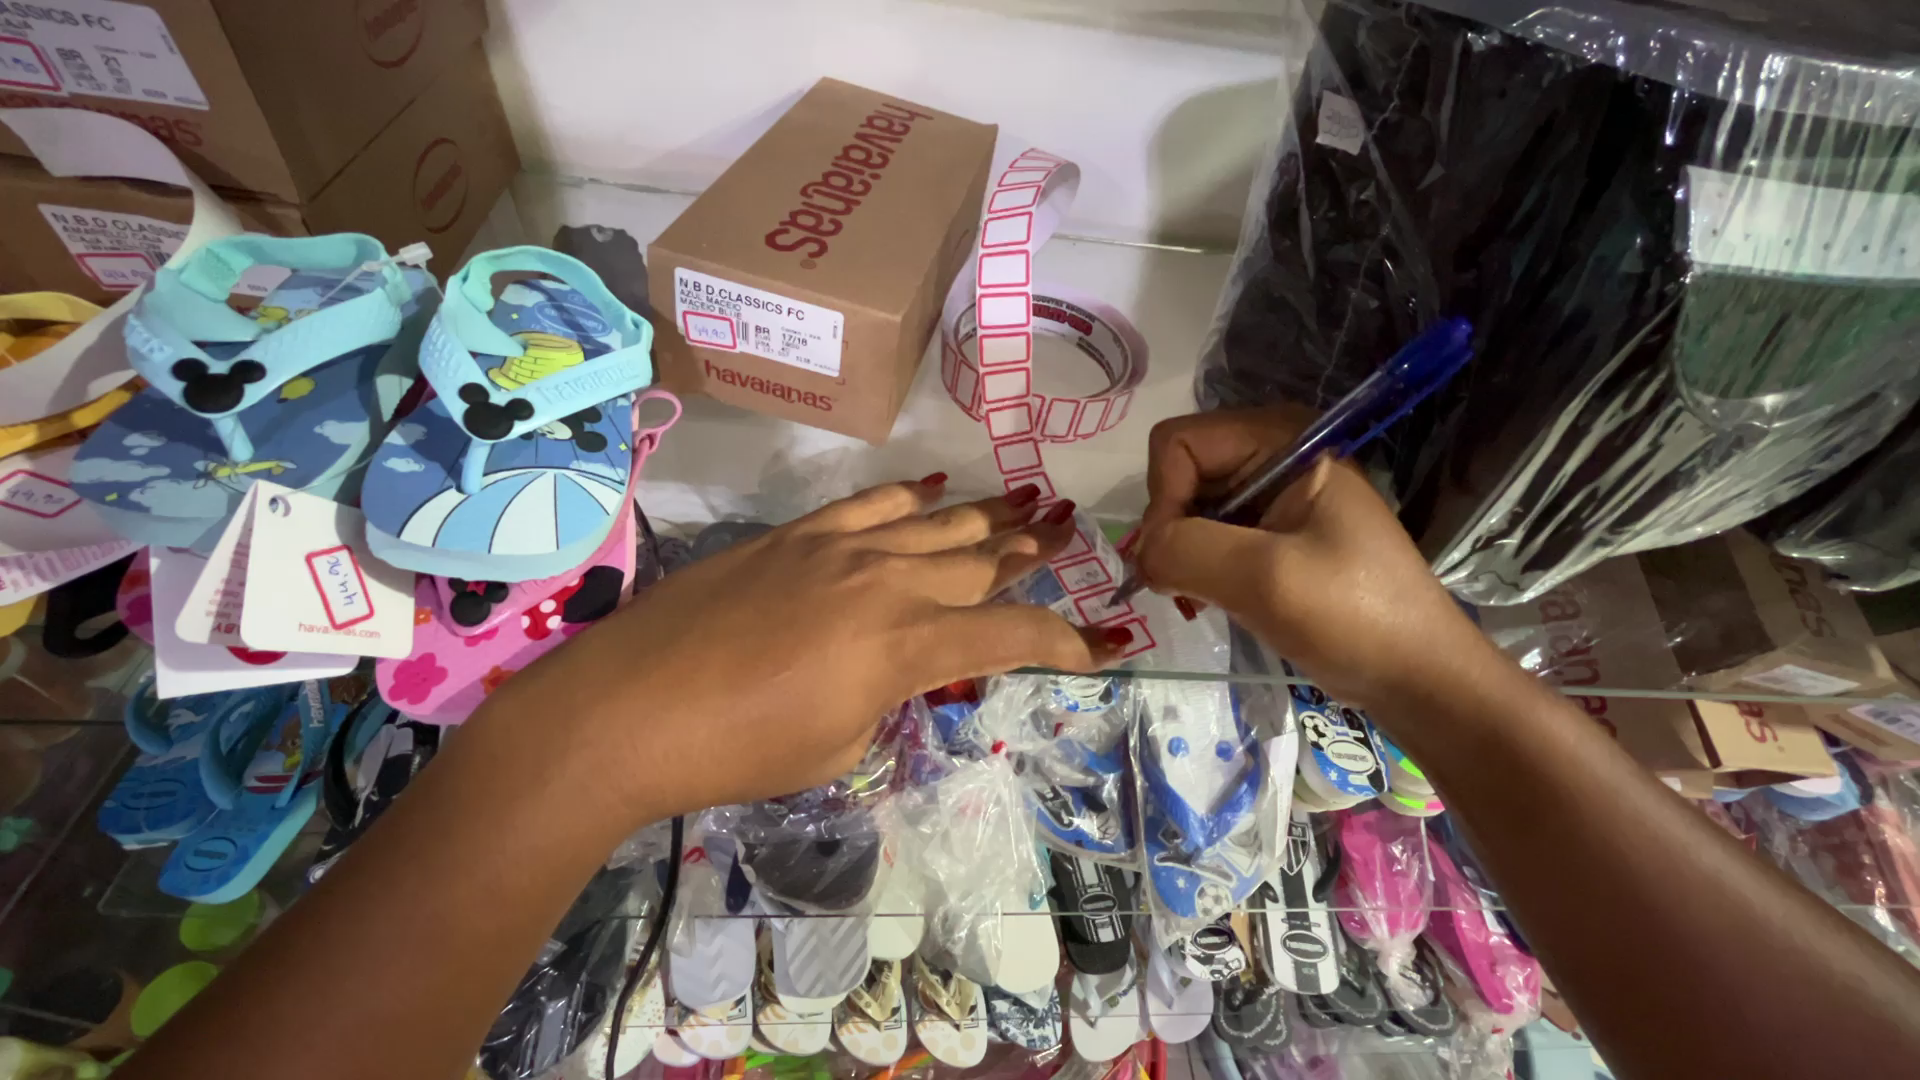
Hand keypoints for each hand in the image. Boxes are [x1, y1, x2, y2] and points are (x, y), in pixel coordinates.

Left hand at [482, 479, 1131, 821]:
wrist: (628, 708)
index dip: (1063, 641)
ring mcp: (840, 548)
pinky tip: (937, 487)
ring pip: (935, 524)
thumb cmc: (738, 751)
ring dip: (988, 515)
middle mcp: (886, 582)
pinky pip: (871, 503)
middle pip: (981, 561)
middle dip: (1034, 553)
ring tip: (1030, 501)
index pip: (1010, 636)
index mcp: (905, 647)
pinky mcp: (796, 533)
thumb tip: (899, 663)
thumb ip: (886, 693)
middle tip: (1070, 536)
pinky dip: (911, 495)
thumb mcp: (840, 743)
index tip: (1098, 645)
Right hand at [1133, 407, 1500, 709]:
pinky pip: (1210, 534)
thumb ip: (1184, 550)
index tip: (1176, 561)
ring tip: (1205, 597)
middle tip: (1188, 586)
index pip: (1178, 444)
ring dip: (1184, 555)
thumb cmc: (1352, 618)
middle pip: (1179, 473)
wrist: (1418, 677)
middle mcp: (1276, 454)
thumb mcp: (1263, 577)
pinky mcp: (1275, 532)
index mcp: (1284, 439)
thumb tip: (1142, 555)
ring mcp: (1276, 494)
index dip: (1163, 500)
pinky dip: (1199, 567)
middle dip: (1172, 531)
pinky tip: (1216, 598)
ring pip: (1189, 508)